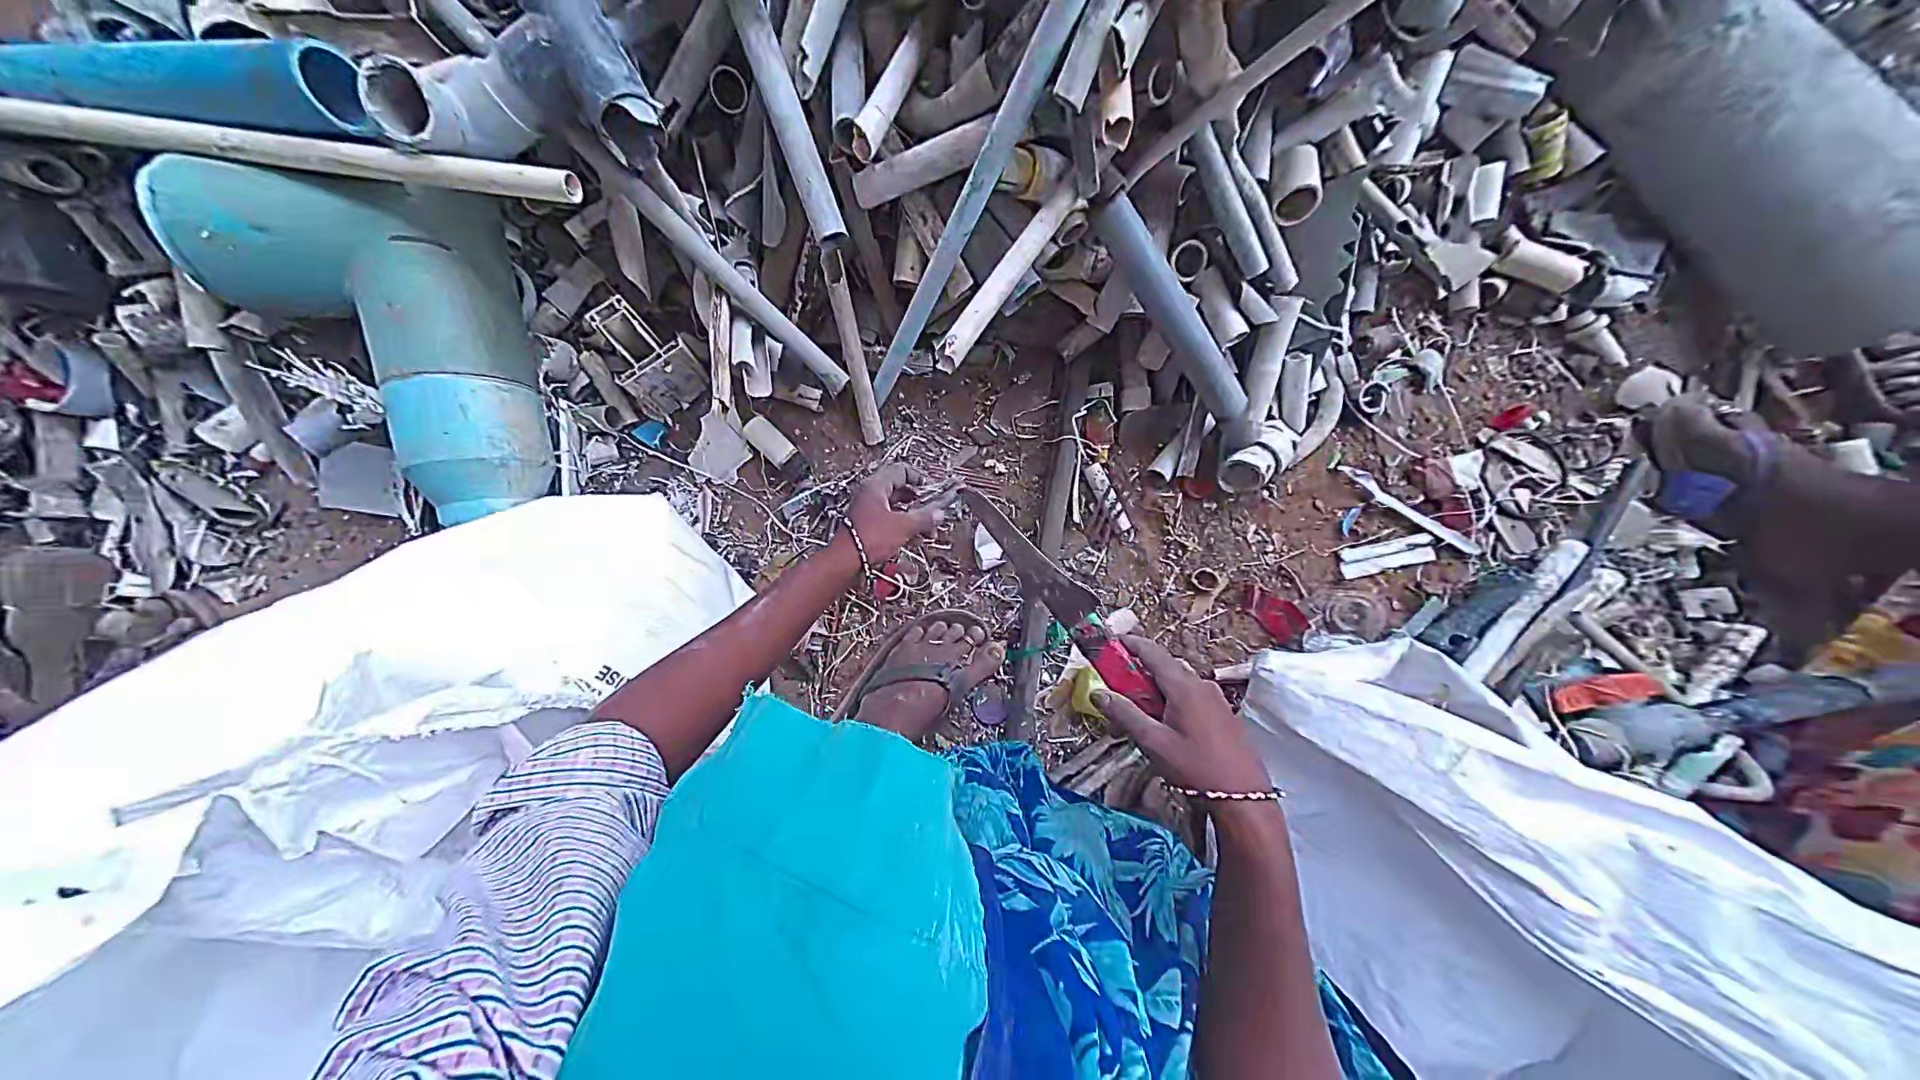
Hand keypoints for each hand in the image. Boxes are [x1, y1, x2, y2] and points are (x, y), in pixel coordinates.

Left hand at [845, 463, 950, 562]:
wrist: (846, 561)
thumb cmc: (869, 538)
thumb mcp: (903, 526)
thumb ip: (924, 518)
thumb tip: (939, 514)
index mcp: (876, 486)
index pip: (901, 470)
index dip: (919, 478)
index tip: (931, 489)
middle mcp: (870, 494)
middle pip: (900, 490)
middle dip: (919, 503)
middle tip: (932, 512)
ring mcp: (867, 510)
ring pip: (896, 508)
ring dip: (913, 518)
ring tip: (927, 531)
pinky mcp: (866, 525)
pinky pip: (889, 520)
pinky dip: (902, 527)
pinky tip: (913, 539)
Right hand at [1095, 635, 1271, 793]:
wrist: (1244, 797)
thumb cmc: (1195, 768)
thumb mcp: (1153, 742)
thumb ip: (1125, 714)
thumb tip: (1099, 693)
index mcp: (1183, 686)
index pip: (1153, 652)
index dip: (1132, 644)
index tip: (1114, 642)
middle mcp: (1202, 685)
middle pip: (1167, 667)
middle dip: (1142, 670)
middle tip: (1120, 684)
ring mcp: (1216, 699)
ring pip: (1180, 682)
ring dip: (1158, 687)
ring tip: (1141, 709)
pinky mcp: (1224, 714)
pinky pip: (1193, 695)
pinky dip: (1174, 698)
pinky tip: (1167, 723)